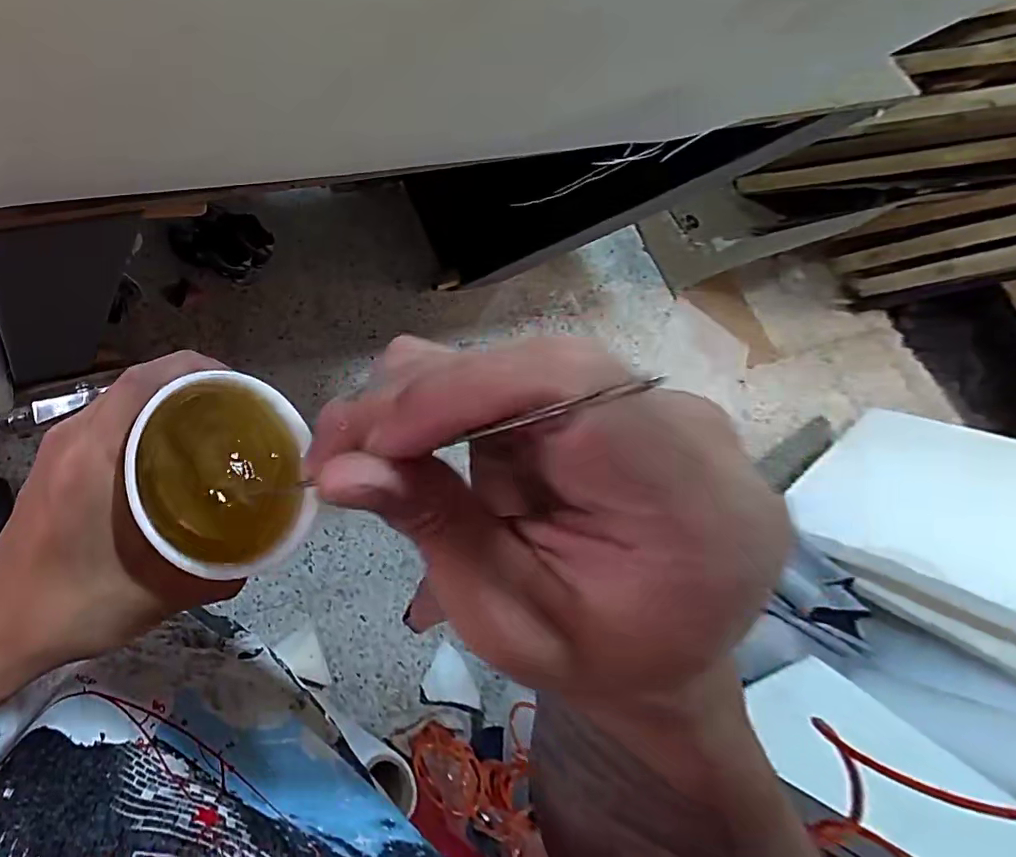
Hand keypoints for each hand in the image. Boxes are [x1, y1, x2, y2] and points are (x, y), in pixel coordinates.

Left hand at [0, 351, 244, 668]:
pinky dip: (136, 422)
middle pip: (132, 384)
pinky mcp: (52, 460)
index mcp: (92, 453)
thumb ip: (209, 575)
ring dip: (158, 401)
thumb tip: (248, 556)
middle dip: (183, 384)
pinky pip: (102, 421)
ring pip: (116, 401)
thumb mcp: (153, 594)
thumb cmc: (73, 605)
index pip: (142, 382)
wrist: (3, 621)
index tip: (232, 385)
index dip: (191, 370)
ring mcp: (57, 445)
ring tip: (202, 425)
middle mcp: (71, 436)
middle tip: (228, 408)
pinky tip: (161, 452)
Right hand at [306, 336, 789, 707]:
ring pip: (490, 359)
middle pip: (514, 365)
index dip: (454, 393)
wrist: (648, 656)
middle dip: (408, 402)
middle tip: (329, 453)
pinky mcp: (578, 396)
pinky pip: (488, 373)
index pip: (565, 384)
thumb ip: (431, 527)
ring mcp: (625, 401)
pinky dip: (423, 403)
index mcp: (686, 493)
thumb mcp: (504, 614)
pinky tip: (391, 444)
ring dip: (405, 401)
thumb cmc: (587, 655)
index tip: (374, 443)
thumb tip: (333, 472)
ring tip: (351, 455)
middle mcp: (667, 422)